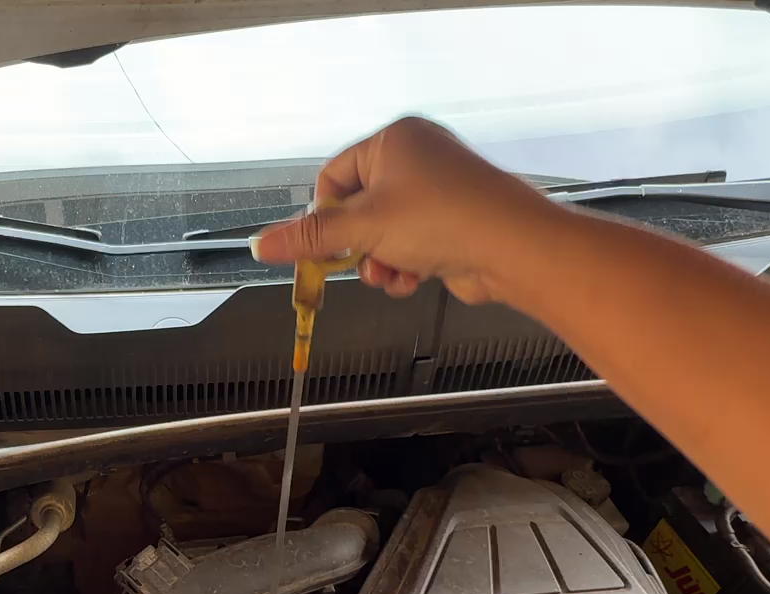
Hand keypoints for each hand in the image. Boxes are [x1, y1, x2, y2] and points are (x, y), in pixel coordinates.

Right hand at [250, 117, 565, 304]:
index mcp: (392, 142)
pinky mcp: (446, 224)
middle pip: (353, 213)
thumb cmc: (441, 219)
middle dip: (354, 249)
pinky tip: (413, 277)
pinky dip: (402, 268)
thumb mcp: (361, 228)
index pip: (332, 179)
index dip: (322, 218)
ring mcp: (432, 192)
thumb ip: (307, 239)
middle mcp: (413, 160)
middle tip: (360, 263)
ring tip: (392, 274)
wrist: (509, 248)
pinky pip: (404, 248)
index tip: (321, 247)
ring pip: (377, 237)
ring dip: (377, 264)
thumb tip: (260, 245)